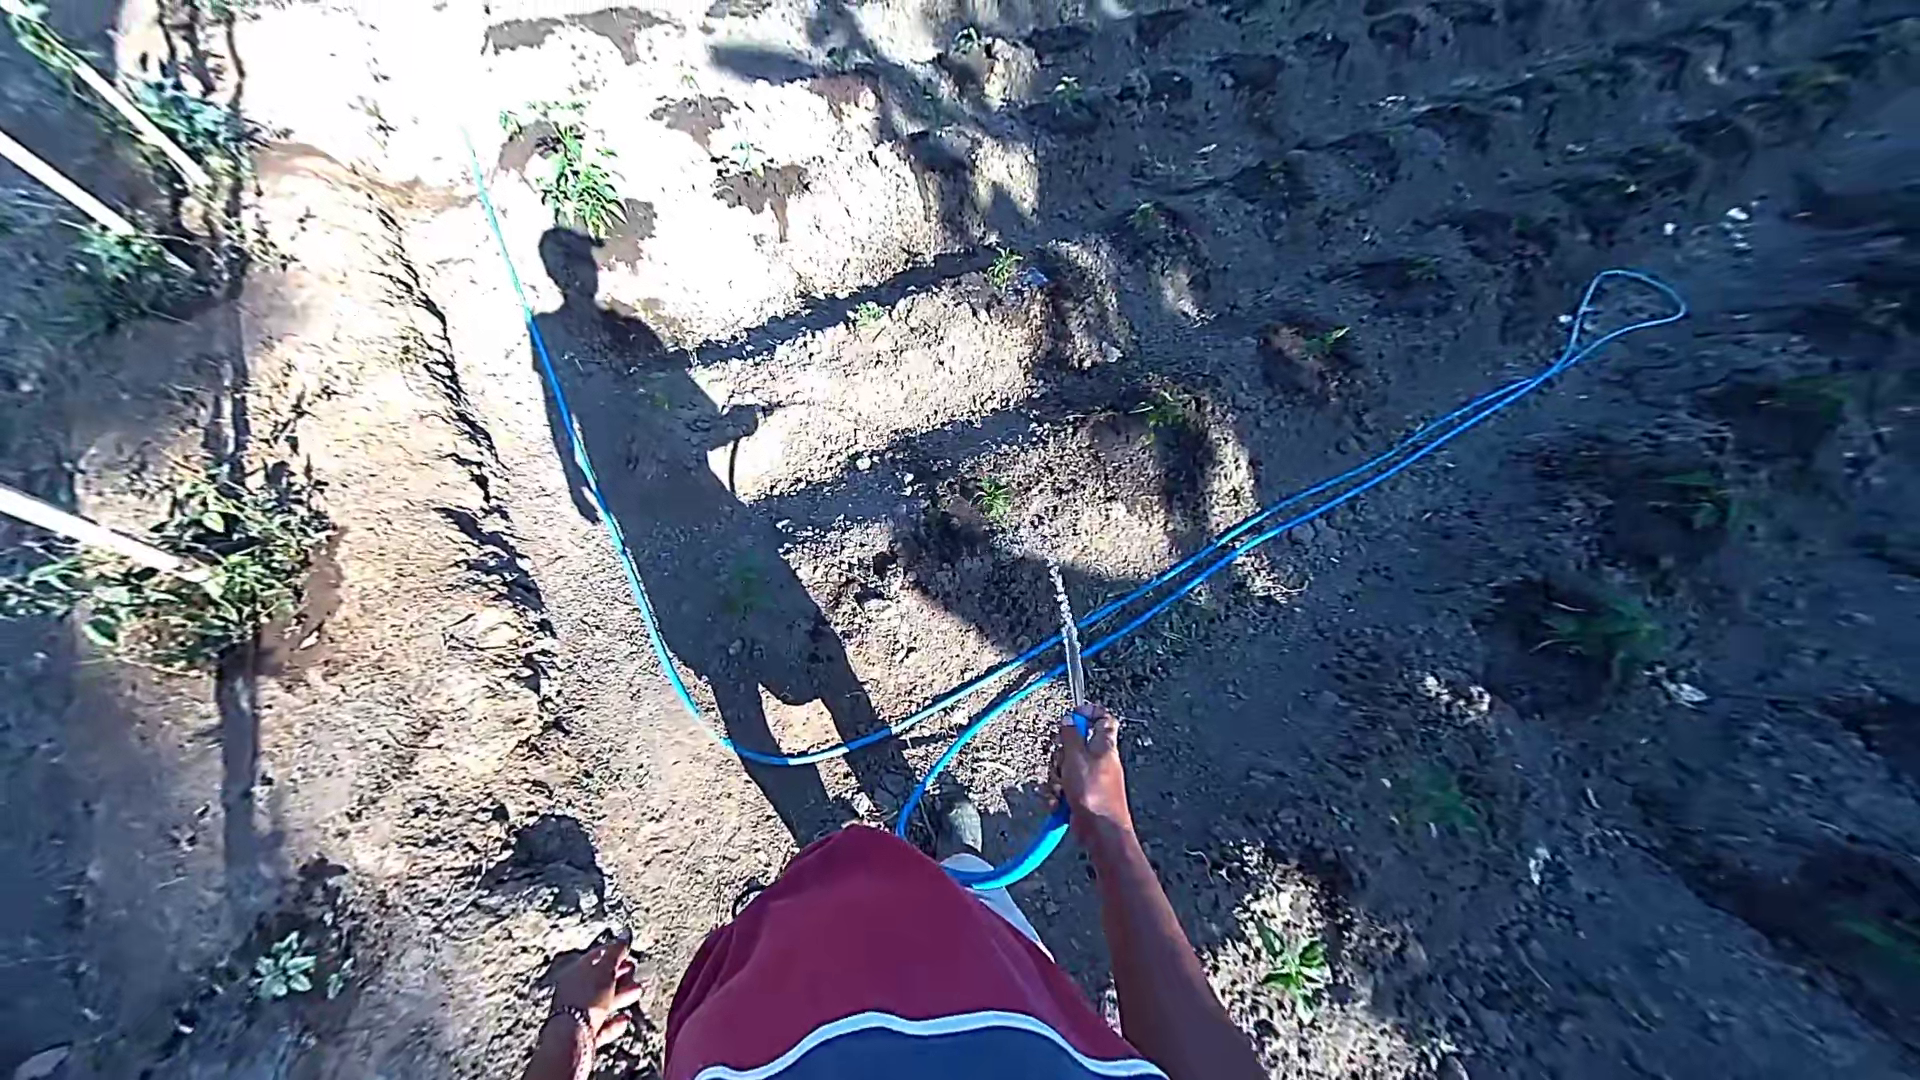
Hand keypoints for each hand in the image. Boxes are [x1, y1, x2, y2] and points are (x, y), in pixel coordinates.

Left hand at [551, 938, 643, 1047]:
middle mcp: (574, 992)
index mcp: (575, 972)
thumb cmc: (587, 998)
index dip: (615, 951)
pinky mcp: (583, 1034)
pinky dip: (615, 1020)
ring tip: (637, 992)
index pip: (597, 955)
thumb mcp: (606, 968)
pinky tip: (625, 1018)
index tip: (629, 951)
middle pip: (601, 979)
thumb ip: (617, 950)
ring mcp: (578, 1014)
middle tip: (634, 972)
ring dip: (622, 995)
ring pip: (604, 1001)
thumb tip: (625, 933)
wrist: (573, 1040)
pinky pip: (602, 1024)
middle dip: (621, 975)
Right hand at [1053, 703, 1133, 839]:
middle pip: (1074, 744)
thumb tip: (1068, 719)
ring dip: (1056, 777)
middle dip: (1060, 753)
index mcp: (1103, 746)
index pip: (1104, 719)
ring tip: (1061, 788)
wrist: (1100, 831)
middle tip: (1061, 761)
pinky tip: (1058, 802)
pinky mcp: (1080, 795)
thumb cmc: (1094, 794)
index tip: (1072, 715)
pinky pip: (1062, 787)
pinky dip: (1056, 794)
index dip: (1089, 712)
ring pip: (1064, 766)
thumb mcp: (1077, 756)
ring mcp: (1089, 778)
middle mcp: (1098, 760)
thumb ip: (1070, 735)